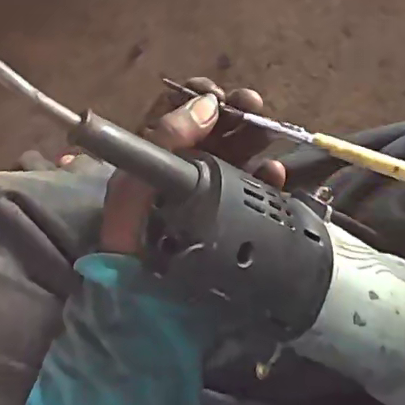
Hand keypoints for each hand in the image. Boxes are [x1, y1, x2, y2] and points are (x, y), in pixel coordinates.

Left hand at [99, 78, 286, 254]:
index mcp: (152, 157)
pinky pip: (254, 192)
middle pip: (211, 130)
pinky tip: (275, 172)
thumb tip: (207, 105)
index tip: (216, 93)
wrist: (146, 311)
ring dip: (254, 137)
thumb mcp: (133, 186)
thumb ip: (163, 141)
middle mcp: (180, 171)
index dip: (195, 98)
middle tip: (252, 103)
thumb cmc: (130, 245)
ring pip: (235, 154)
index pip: (174, 114)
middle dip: (233, 112)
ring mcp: (207, 196)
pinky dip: (267, 178)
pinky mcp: (230, 222)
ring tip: (269, 129)